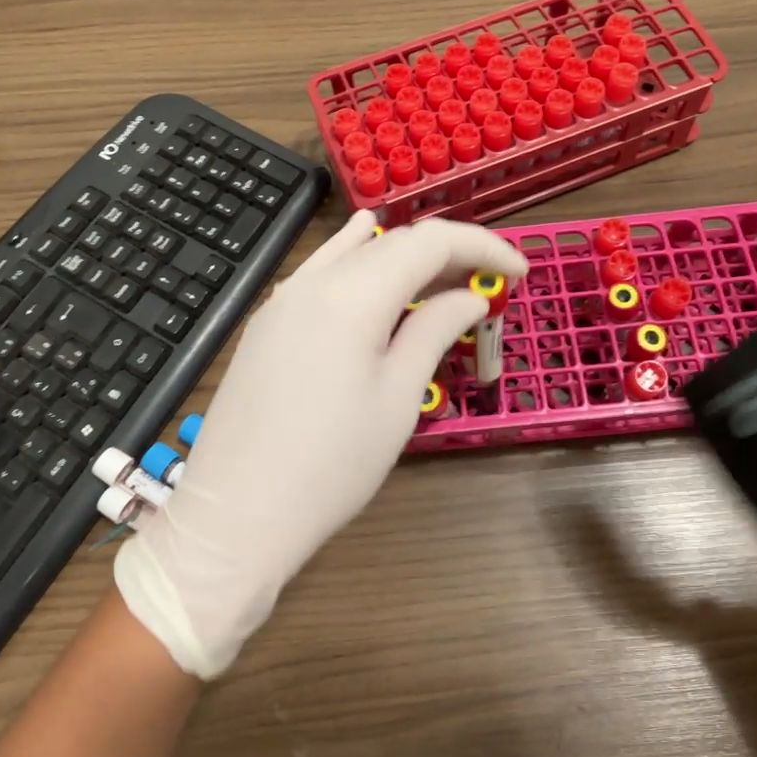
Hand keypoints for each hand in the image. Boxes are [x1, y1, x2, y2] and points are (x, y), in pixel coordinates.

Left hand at [115, 210, 526, 677]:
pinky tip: (366, 247)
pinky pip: (321, 270)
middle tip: (490, 282)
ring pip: (354, 250)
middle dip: (448, 253)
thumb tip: (469, 296)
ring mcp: (283, 299)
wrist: (237, 514)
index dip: (482, 247)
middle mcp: (313, 281)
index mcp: (351, 295)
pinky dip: (356, 256)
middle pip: (392, 241)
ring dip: (404, 254)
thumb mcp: (397, 399)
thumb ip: (433, 332)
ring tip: (443, 275)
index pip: (430, 242)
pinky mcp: (268, 322)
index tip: (520, 273)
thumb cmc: (330, 466)